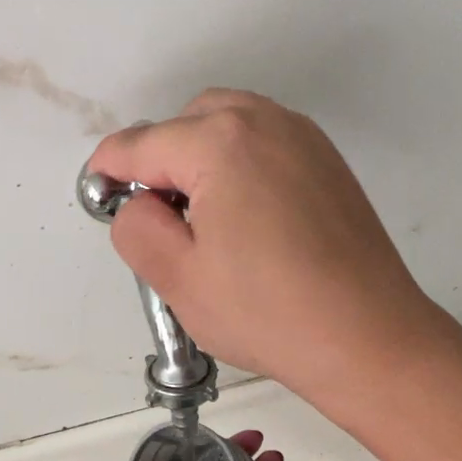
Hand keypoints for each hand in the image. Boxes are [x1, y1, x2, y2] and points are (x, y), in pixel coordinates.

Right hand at [87, 90, 446, 394]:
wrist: (363, 337)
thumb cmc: (273, 314)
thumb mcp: (177, 279)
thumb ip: (136, 229)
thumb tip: (134, 206)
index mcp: (220, 143)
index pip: (142, 144)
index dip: (110, 172)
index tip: (98, 197)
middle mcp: (266, 124)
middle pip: (188, 123)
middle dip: (160, 163)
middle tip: (154, 222)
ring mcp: (304, 142)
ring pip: (230, 131)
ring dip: (200, 165)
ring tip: (198, 229)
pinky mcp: (327, 168)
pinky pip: (266, 150)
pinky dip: (240, 172)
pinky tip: (242, 229)